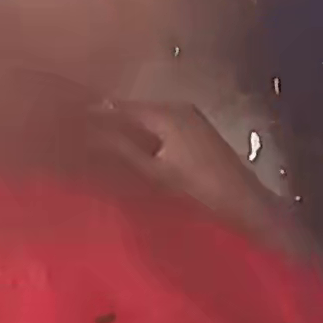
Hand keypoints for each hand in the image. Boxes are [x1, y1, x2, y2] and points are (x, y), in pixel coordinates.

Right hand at [96, 101, 304, 251]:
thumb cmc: (200, 195)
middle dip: (108, 124)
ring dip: (126, 134)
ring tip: (99, 150)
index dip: (94, 116)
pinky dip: (143, 140)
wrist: (254, 215)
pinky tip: (130, 157)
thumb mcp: (153, 175)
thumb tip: (84, 130)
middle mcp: (178, 107)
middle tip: (80, 141)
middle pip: (133, 112)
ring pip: (146, 121)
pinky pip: (160, 130)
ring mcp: (191, 120)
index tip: (69, 127)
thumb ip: (118, 149)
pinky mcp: (198, 135)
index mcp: (167, 112)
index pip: (119, 106)